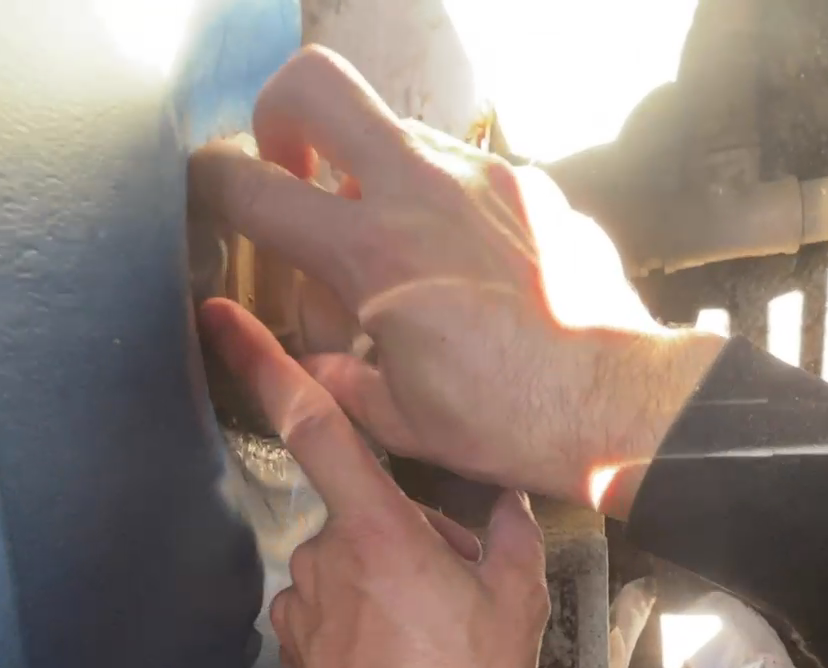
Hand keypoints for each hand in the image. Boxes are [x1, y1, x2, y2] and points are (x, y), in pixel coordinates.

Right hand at [189, 46, 723, 516]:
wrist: (616, 405)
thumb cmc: (509, 421)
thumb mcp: (402, 420)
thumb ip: (338, 381)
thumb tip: (314, 367)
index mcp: (372, 252)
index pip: (249, 185)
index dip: (210, 183)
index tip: (215, 197)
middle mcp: (423, 190)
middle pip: (316, 85)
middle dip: (283, 117)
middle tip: (298, 174)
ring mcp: (486, 178)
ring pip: (398, 134)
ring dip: (375, 178)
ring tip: (401, 255)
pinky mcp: (535, 189)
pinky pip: (466, 173)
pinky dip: (444, 205)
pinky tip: (469, 266)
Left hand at [202, 297, 549, 667]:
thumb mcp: (517, 601)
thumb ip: (509, 528)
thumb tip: (505, 490)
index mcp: (380, 531)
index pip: (316, 427)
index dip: (265, 363)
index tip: (220, 315)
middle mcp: (324, 556)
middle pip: (361, 508)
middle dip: (403, 530)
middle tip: (452, 587)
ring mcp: (301, 603)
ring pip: (347, 557)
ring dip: (383, 572)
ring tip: (426, 631)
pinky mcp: (291, 642)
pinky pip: (327, 599)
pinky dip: (358, 608)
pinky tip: (392, 654)